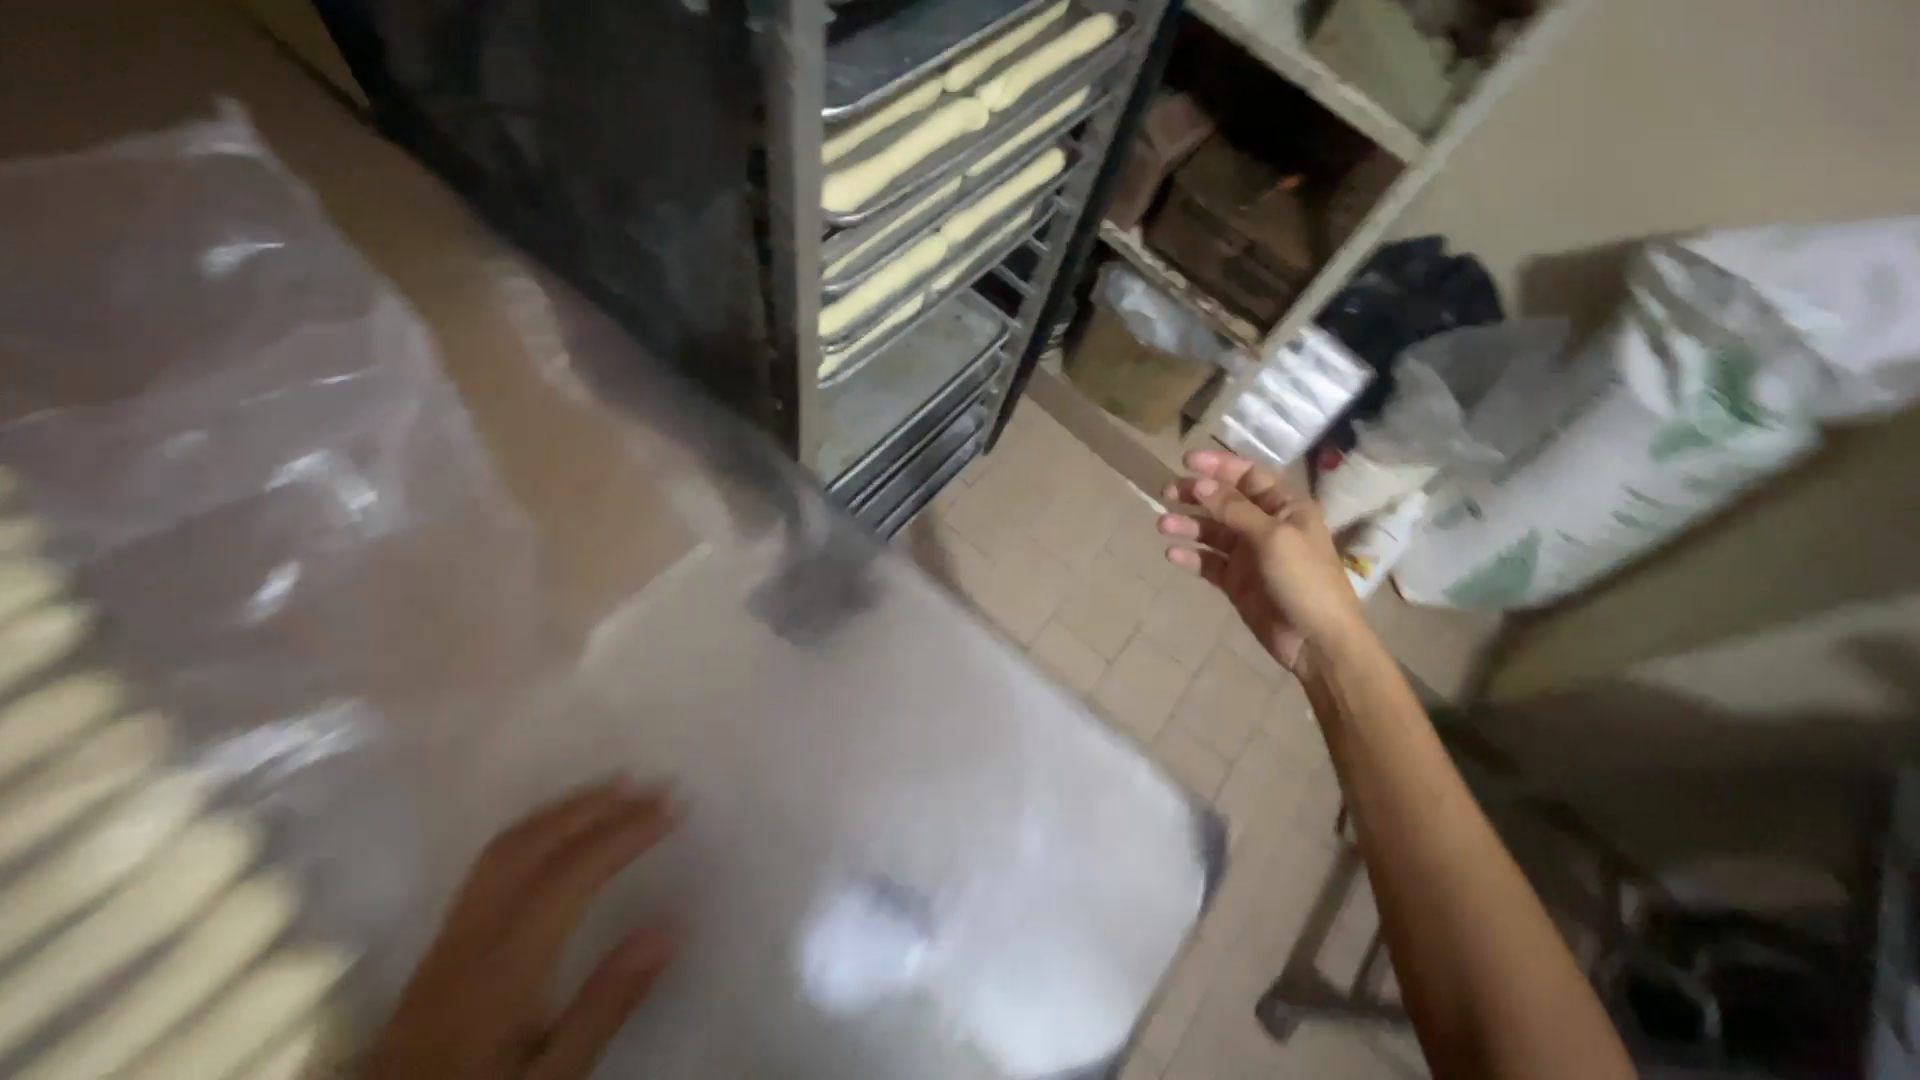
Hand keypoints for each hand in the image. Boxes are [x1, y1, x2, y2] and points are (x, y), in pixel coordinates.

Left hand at [364, 784, 679, 1079]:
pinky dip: (535, 828)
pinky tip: (558, 830)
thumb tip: (668, 929)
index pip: (570, 875)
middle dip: (593, 805)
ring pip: (504, 848)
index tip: (672, 807)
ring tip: (613, 791)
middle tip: (650, 784)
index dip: (623, 833)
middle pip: (531, 845)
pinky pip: (489, 863)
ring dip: (563, 809)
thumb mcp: (552, 1075)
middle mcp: (473, 935)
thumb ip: (606, 1004)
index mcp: (505, 965)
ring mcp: (450, 934)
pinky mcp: (442, 943)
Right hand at [1157, 450, 1366, 678]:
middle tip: (1166, 493)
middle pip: (1225, 501)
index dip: (1218, 466)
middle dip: (1196, 494)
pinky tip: (1173, 553)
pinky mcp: (1237, 582)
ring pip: (1212, 531)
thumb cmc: (1304, 579)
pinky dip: (1191, 556)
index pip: (1249, 475)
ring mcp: (1250, 555)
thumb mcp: (1272, 537)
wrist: (1316, 640)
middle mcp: (1267, 525)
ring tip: (1163, 526)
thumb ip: (1234, 509)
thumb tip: (1199, 483)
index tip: (1185, 461)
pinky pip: (1209, 562)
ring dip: (1188, 525)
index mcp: (1286, 507)